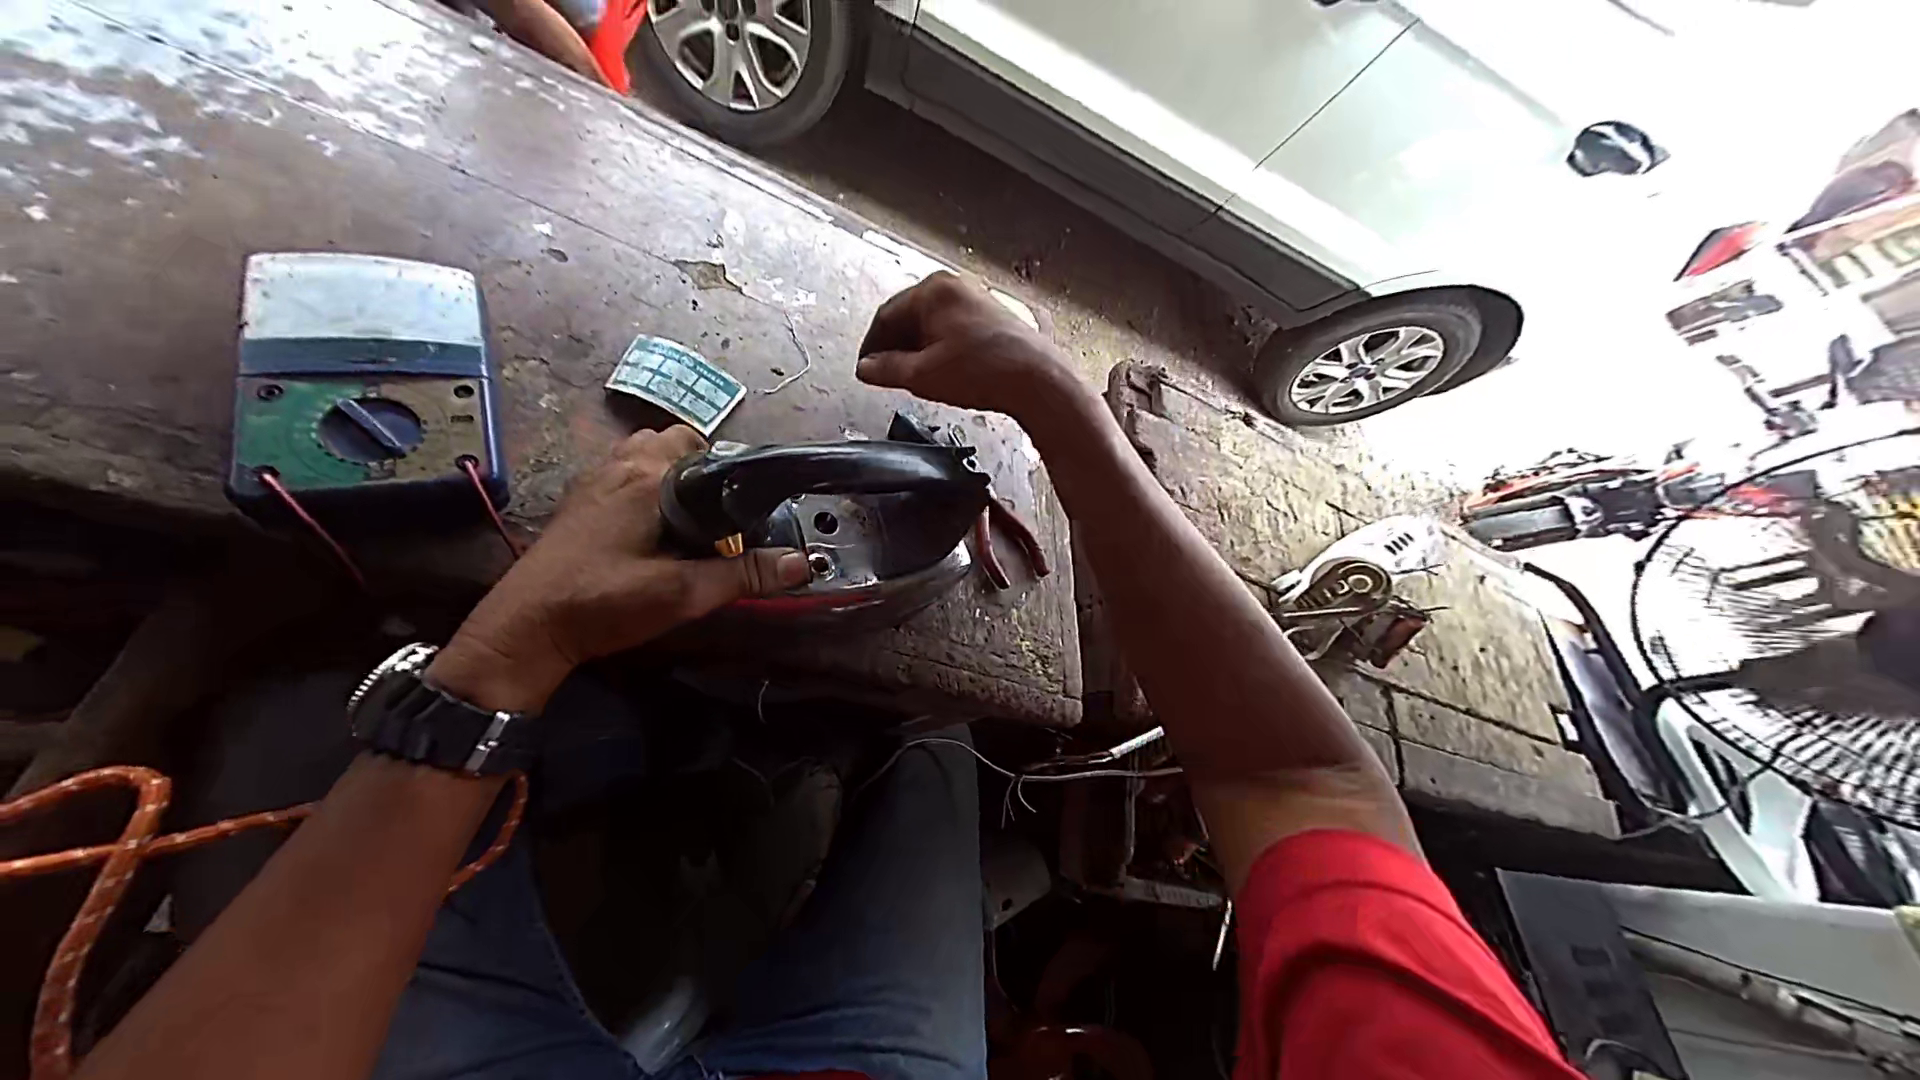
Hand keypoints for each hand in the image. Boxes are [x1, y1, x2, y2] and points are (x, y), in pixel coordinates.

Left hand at [429, 426, 809, 710]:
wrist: (526, 630)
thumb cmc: (600, 603)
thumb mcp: (682, 594)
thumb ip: (744, 576)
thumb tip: (799, 565)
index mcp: (648, 479)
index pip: (704, 446)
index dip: (732, 474)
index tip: (743, 509)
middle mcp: (618, 467)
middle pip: (673, 441)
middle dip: (702, 466)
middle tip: (716, 511)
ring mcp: (593, 481)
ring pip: (644, 452)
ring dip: (670, 470)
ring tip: (687, 513)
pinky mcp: (579, 501)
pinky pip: (622, 471)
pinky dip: (645, 483)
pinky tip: (651, 526)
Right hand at [857, 272, 1078, 424]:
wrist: (1037, 380)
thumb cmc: (981, 372)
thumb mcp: (923, 375)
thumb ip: (887, 370)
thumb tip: (866, 369)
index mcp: (932, 291)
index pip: (886, 316)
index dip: (871, 346)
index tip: (866, 369)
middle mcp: (955, 286)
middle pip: (910, 315)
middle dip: (895, 346)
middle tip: (887, 374)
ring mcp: (978, 298)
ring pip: (934, 322)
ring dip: (919, 348)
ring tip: (914, 376)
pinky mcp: (995, 315)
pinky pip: (956, 327)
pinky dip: (942, 346)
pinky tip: (944, 369)